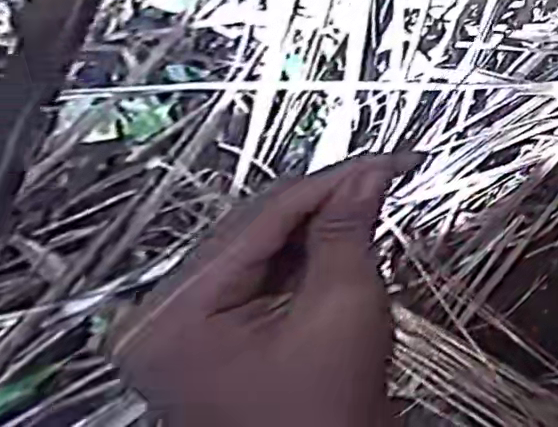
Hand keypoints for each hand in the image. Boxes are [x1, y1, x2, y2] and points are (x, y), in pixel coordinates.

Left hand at [111, 153, 419, 426]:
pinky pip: (267, 261)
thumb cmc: (322, 397)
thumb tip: (370, 171)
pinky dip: (314, 239)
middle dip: (332, 193)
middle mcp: (163, 315)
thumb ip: (349, 230)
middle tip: (394, 170)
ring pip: (266, 236)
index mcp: (174, 316)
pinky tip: (353, 223)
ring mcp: (185, 323)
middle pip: (259, 223)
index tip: (393, 159)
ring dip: (326, 213)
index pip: (265, 216)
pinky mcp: (215, 326)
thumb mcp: (341, 303)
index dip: (336, 179)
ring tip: (380, 190)